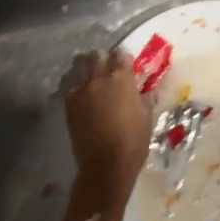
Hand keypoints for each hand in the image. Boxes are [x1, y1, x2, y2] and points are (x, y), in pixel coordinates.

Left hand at [60, 50, 150, 196]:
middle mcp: (99, 78)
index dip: (123, 58)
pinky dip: (73, 84)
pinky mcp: (69, 104)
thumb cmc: (132, 143)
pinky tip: (78, 92)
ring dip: (85, 67)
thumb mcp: (147, 119)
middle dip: (102, 58)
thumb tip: (150, 89)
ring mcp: (81, 90)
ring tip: (90, 76)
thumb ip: (146, 99)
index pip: (120, 54)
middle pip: (97, 55)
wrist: (105, 166)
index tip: (125, 65)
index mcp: (121, 78)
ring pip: (79, 65)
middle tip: (106, 68)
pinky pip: (69, 85)